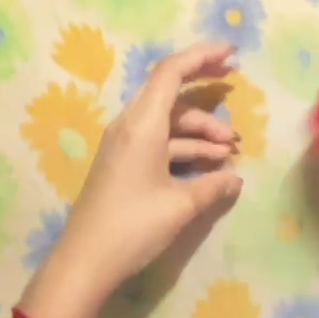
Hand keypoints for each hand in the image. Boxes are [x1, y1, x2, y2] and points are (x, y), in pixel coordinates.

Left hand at [21, 43, 245, 317]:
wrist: (83, 264)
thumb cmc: (132, 227)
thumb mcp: (180, 206)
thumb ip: (213, 186)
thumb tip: (235, 178)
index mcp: (142, 124)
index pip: (171, 72)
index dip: (202, 56)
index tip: (232, 53)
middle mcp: (130, 125)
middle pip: (170, 91)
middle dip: (205, 90)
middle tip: (235, 87)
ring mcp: (125, 145)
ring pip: (169, 122)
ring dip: (201, 130)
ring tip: (231, 150)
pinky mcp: (124, 163)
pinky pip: (160, 141)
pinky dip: (186, 147)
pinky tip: (210, 166)